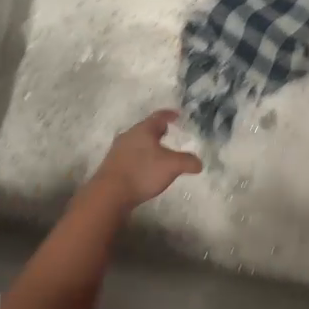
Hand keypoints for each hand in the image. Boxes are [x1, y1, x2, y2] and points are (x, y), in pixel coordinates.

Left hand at [87, 110, 202, 209]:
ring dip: (147, 145)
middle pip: (146, 128)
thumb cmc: (142, 172)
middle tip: (168, 133)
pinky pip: (130, 155)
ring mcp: (118, 150)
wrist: (110, 193)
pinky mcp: (112, 164)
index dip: (169, 115)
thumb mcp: (172, 166)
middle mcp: (129, 135)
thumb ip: (187, 162)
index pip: (158, 117)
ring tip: (158, 152)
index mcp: (143, 130)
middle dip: (157, 130)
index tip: (177, 115)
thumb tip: (199, 163)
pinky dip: (140, 157)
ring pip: (136, 142)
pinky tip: (144, 168)